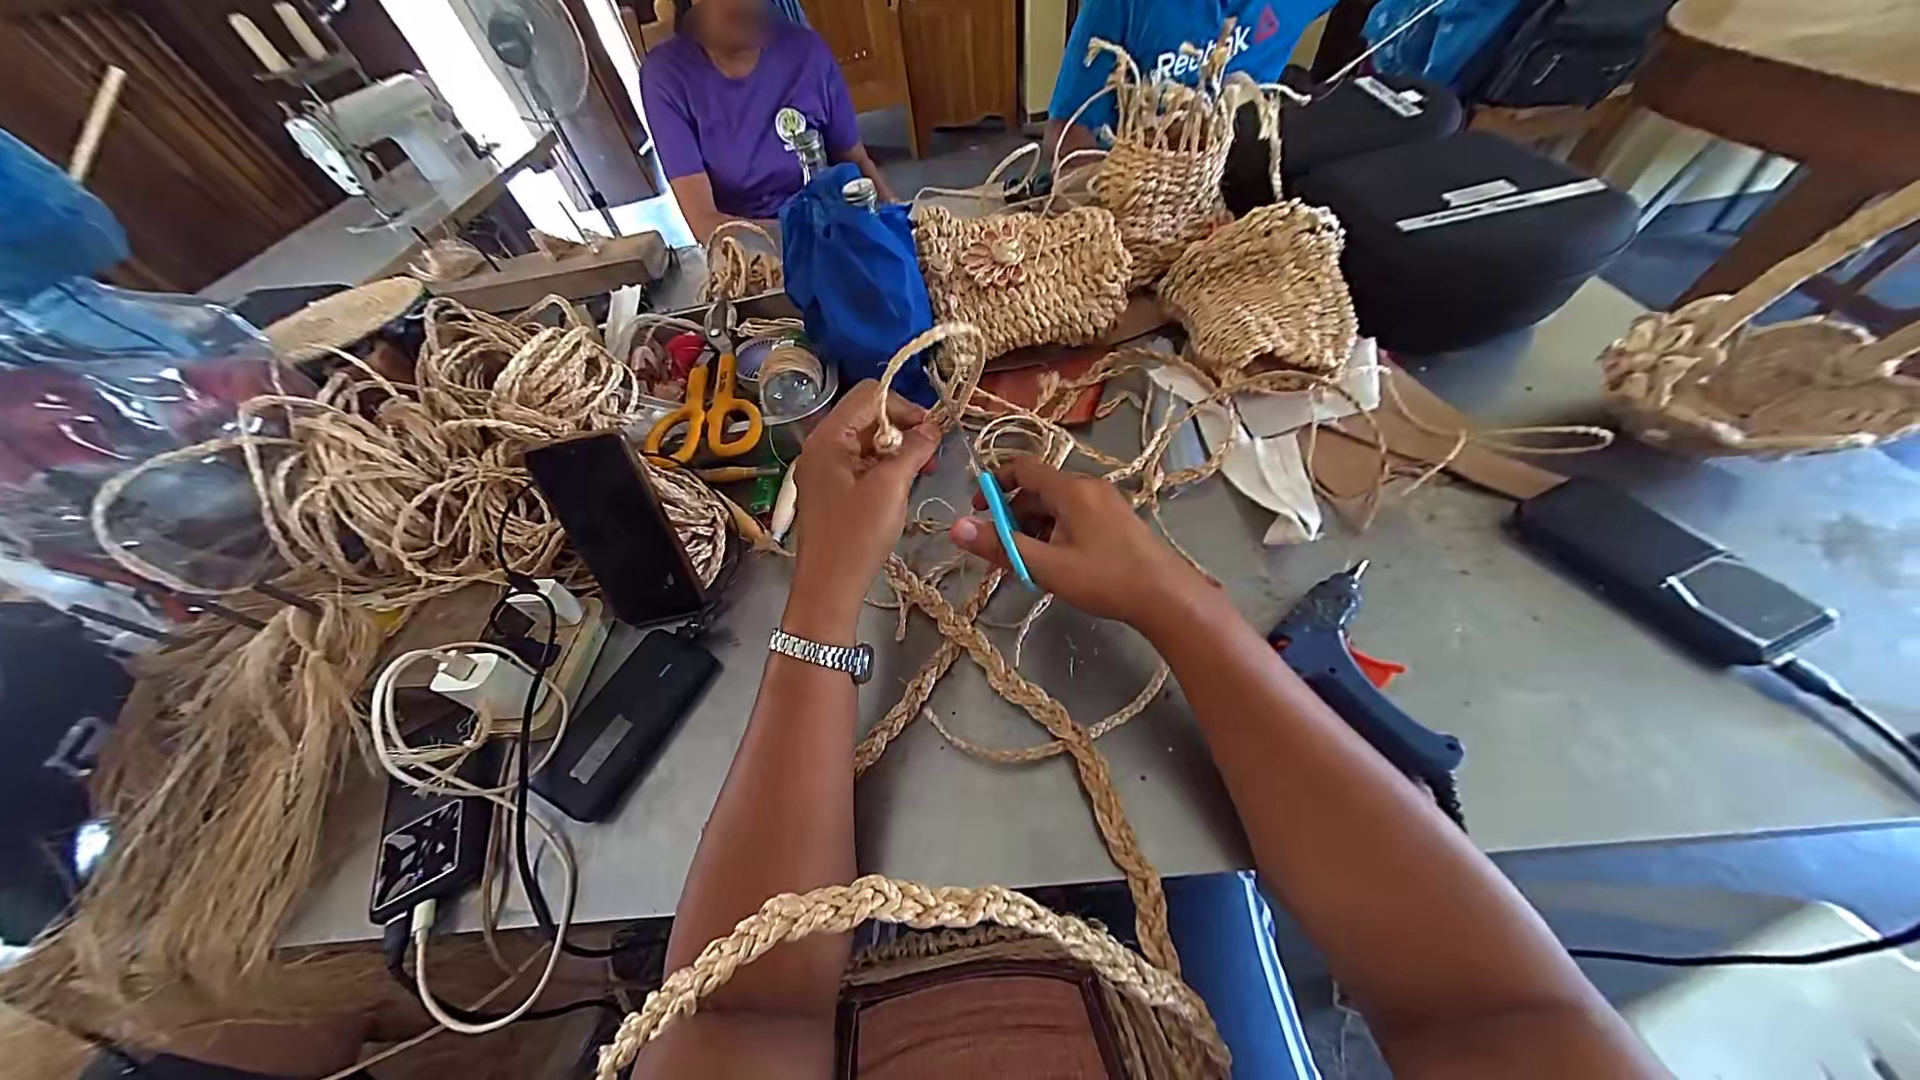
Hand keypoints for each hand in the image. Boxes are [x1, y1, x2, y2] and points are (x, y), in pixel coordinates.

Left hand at [785, 380, 939, 642]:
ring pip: (866, 441)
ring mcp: (823, 467)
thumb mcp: (891, 487)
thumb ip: (913, 449)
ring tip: (919, 472)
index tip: (930, 433)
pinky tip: (901, 486)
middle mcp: (821, 445)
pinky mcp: (830, 488)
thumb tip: (934, 427)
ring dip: (896, 450)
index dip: (904, 407)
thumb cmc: (858, 535)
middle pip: (867, 415)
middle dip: (902, 429)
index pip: (870, 395)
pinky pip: (860, 463)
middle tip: (928, 456)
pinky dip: (883, 467)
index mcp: (829, 437)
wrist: (829, 586)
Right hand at [947, 455, 1211, 631]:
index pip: (1023, 467)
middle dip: (1013, 517)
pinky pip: (1073, 517)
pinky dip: (1055, 533)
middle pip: (1038, 490)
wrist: (1166, 597)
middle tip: (1001, 551)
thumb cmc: (1104, 578)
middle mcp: (1088, 487)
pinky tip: (1055, 563)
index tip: (977, 510)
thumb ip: (1000, 546)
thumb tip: (955, 527)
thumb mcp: (1045, 566)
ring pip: (1056, 506)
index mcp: (1071, 489)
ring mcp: (1105, 503)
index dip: (994, 484)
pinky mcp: (1115, 520)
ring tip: (1027, 564)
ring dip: (1034, 529)